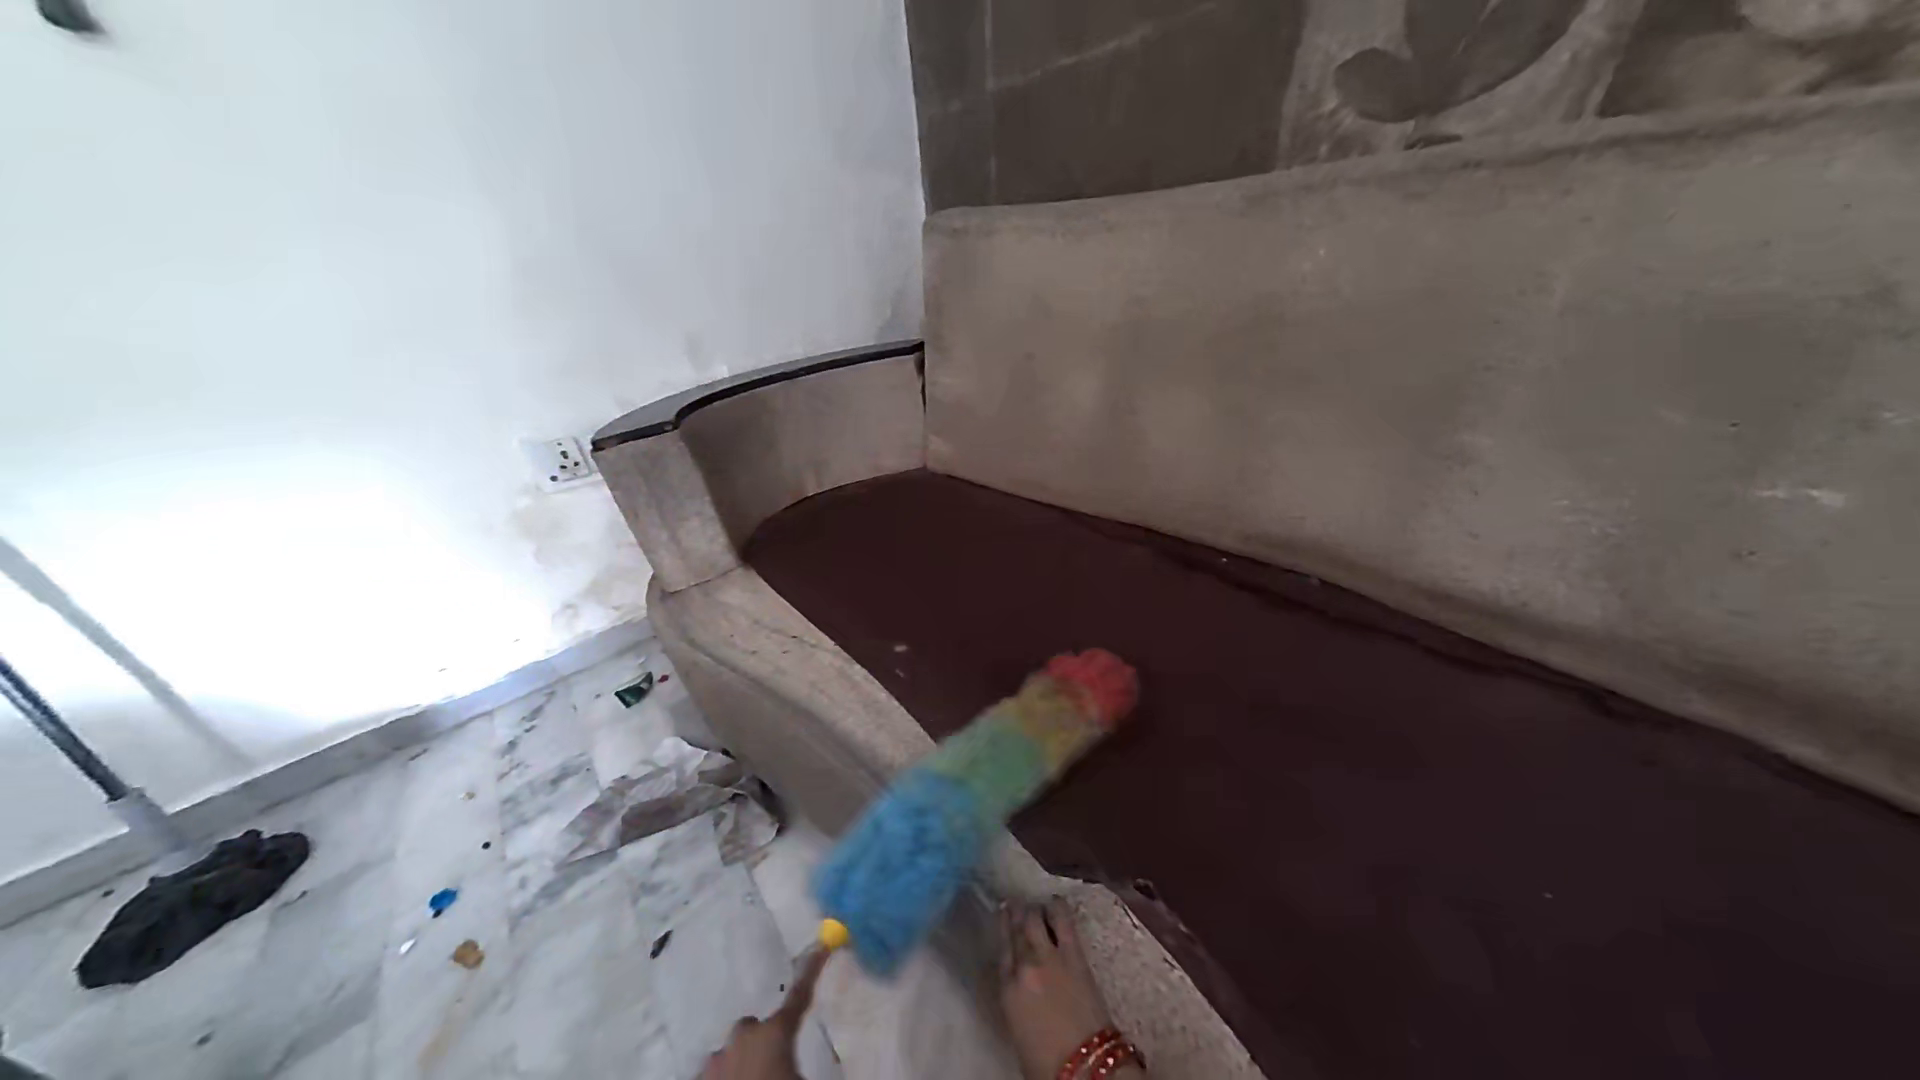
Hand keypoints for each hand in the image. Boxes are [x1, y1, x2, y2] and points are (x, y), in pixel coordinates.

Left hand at [701, 947, 831, 1079]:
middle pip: (754, 1027)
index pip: (801, 992)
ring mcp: (713, 1064)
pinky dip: (721, 1079)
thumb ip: (824, 1064)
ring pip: (729, 1053)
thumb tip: (842, 1056)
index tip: (825, 943)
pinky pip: (710, 1075)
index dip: (814, 966)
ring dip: (739, 1064)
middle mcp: (742, 1039)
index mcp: (775, 1035)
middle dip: (763, 1040)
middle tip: (775, 1066)